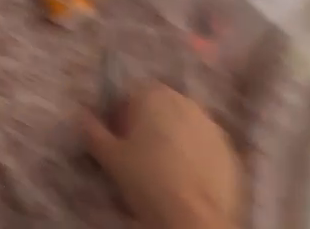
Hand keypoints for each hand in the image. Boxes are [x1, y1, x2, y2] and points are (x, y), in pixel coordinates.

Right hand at [81, 79, 240, 228]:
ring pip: (184, 126)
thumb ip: (92, 131)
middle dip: (148, 125)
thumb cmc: (147, 180)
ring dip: (173, 138)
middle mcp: (184, 100)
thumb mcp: (110, 157)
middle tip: (139, 155)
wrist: (195, 219)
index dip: (121, 117)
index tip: (118, 140)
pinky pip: (205, 146)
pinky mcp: (230, 150)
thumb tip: (79, 114)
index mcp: (153, 94)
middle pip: (159, 107)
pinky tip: (187, 179)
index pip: (131, 95)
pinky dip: (195, 156)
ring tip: (165, 170)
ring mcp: (211, 124)